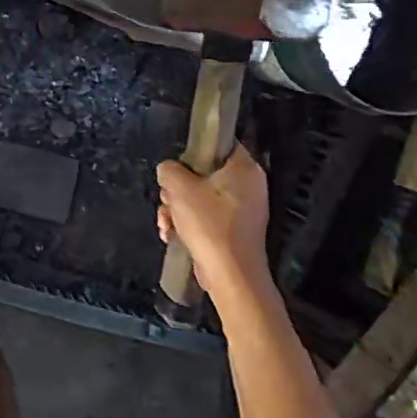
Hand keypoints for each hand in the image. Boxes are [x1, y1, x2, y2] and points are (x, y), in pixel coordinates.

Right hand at [157, 144, 272, 301]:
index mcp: (245, 169)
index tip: (177, 164)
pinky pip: (203, 215)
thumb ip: (168, 169)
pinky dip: (186, 223)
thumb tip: (170, 172)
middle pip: (202, 171)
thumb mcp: (177, 186)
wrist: (230, 275)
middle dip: (177, 187)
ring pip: (197, 195)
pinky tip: (173, 234)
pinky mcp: (233, 229)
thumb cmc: (208, 223)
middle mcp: (248, 186)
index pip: (220, 142)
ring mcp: (242, 209)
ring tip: (168, 222)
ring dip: (175, 207)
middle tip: (170, 198)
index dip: (194, 148)